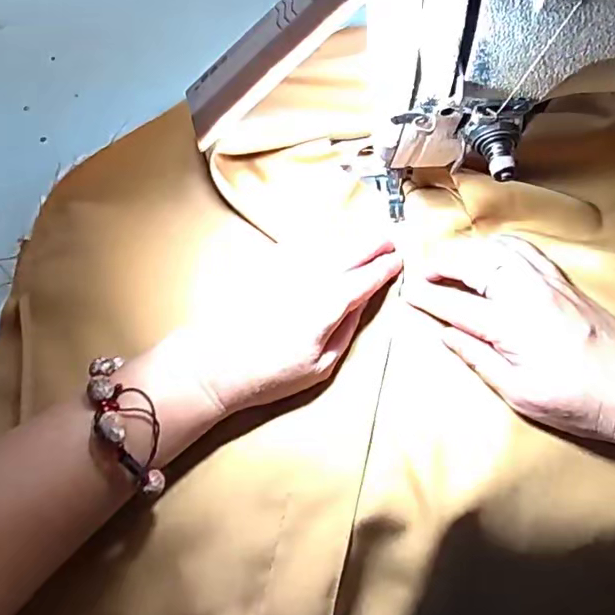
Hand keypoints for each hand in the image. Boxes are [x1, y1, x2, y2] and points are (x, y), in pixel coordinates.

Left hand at [157, 230, 401, 417]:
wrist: (216, 364)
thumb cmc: (270, 374)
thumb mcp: (321, 366)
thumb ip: (346, 330)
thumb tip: (361, 304)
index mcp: (327, 305)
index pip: (365, 279)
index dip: (384, 268)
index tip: (398, 260)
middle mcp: (310, 280)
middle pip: (348, 253)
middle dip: (372, 244)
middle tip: (389, 240)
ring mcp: (287, 270)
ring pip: (327, 246)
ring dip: (350, 241)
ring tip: (366, 240)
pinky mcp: (268, 268)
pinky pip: (301, 247)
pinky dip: (321, 242)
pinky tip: (328, 242)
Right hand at [401, 234, 614, 454]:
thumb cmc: (582, 401)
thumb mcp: (520, 392)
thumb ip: (478, 358)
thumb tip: (448, 336)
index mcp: (510, 323)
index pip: (454, 303)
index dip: (427, 297)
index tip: (409, 292)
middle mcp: (526, 291)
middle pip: (471, 263)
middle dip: (440, 264)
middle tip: (423, 274)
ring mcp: (547, 281)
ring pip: (496, 249)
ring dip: (469, 253)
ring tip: (453, 265)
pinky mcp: (563, 280)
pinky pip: (522, 248)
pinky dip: (498, 247)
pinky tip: (493, 257)